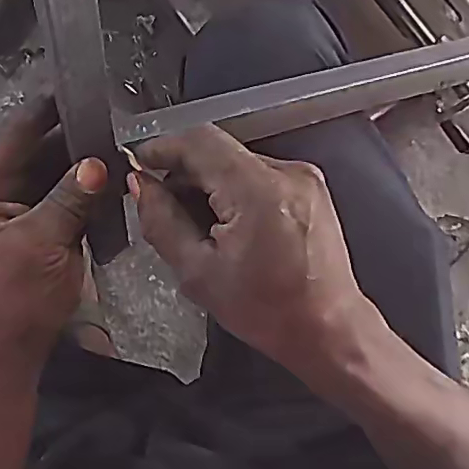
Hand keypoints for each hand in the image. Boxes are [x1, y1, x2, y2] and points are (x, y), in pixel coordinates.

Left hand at [0, 97, 107, 365]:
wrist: (14, 348)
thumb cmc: (10, 296)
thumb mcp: (38, 242)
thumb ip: (68, 198)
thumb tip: (97, 163)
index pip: (15, 137)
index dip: (44, 113)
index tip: (76, 88)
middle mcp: (5, 191)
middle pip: (42, 151)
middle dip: (74, 136)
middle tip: (113, 115)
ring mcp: (31, 208)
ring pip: (62, 172)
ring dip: (87, 160)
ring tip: (122, 137)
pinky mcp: (53, 225)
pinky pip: (75, 195)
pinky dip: (94, 186)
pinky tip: (119, 171)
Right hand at [130, 125, 386, 382]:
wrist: (327, 327)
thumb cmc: (269, 310)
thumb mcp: (198, 273)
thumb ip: (161, 221)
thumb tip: (142, 186)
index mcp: (257, 191)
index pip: (199, 142)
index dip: (163, 147)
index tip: (140, 161)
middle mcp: (285, 172)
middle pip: (217, 150)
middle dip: (184, 171)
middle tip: (162, 204)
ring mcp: (301, 176)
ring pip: (235, 160)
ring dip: (209, 182)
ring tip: (197, 223)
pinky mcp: (309, 185)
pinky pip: (257, 172)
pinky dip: (234, 189)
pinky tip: (227, 223)